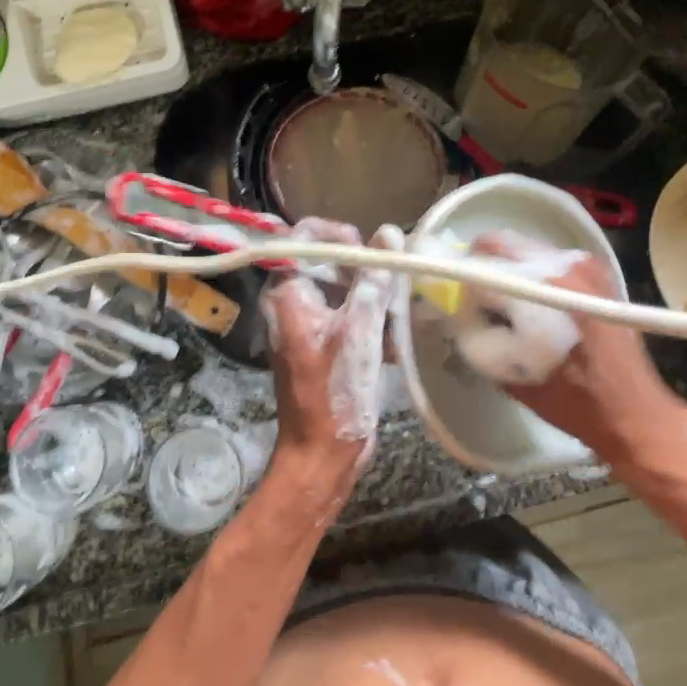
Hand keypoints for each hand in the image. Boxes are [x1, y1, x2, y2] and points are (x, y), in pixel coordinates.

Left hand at [260, 219, 396, 521]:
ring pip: (341, 288)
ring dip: (372, 295)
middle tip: (395, 278)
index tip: (371, 248)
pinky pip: (346, 314)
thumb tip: (391, 233)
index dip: (338, 233)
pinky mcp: (321, 343)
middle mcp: (289, 300)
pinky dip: (370, 319)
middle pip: (327, 261)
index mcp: (286, 291)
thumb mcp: (362, 329)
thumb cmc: (335, 390)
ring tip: (400, 309)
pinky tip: (395, 337)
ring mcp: (305, 323)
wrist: (321, 452)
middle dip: (364, 267)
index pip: (303, 235)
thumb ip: (375, 279)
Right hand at [467, 231, 686, 476]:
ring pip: (525, 252)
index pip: (485, 261)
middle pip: (505, 247)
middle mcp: (569, 262)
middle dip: (482, 270)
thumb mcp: (512, 372)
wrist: (637, 414)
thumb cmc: (575, 400)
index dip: (461, 277)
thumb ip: (477, 332)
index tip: (451, 297)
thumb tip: (453, 307)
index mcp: (548, 284)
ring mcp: (587, 263)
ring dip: (506, 274)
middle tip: (471, 302)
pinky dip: (528, 278)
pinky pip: (546, 262)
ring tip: (500, 309)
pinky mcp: (597, 272)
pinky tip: (527, 309)